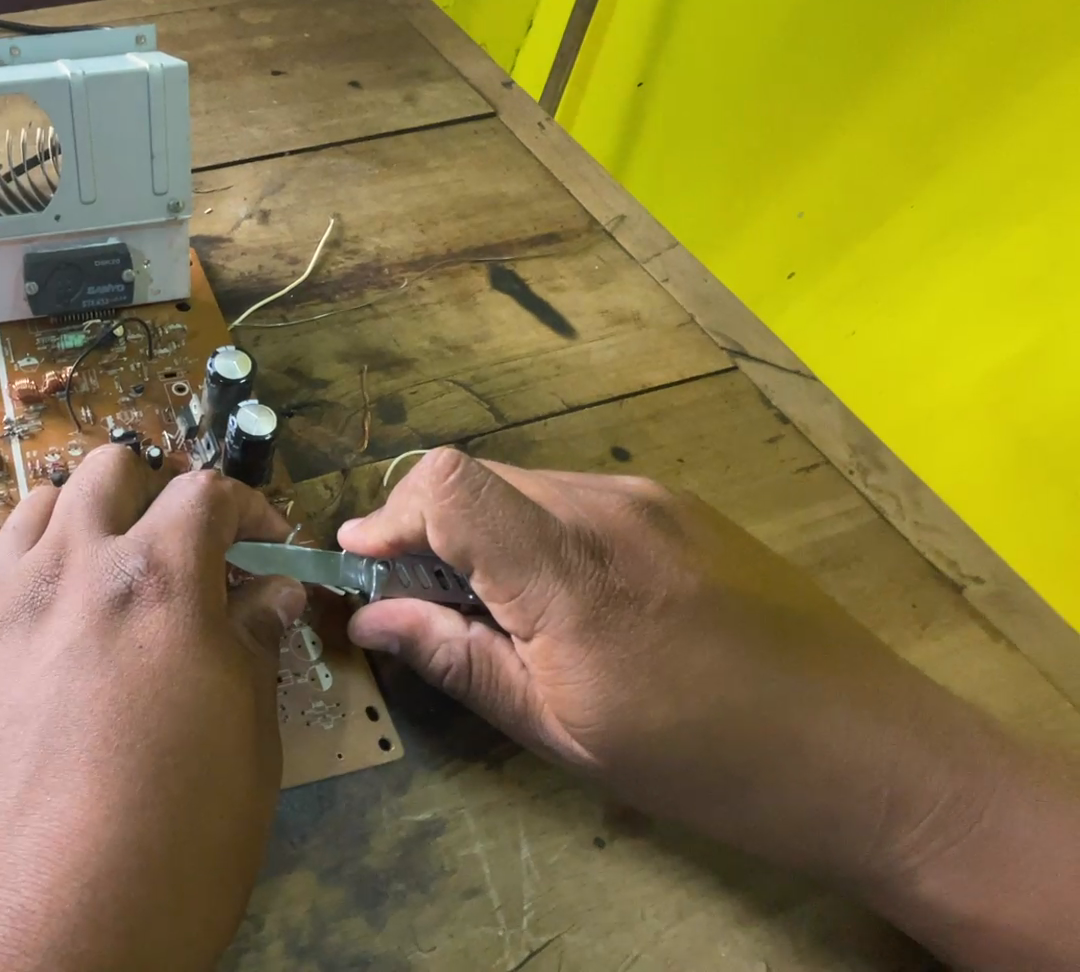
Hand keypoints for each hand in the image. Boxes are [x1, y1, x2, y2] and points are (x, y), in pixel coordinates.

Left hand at [0, 446, 303, 971]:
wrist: (33, 930)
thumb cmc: (169, 840)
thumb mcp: (246, 742)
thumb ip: (254, 646)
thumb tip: (270, 592)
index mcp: (155, 577)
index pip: (207, 492)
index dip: (249, 507)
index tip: (265, 546)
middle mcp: (70, 566)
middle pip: (108, 469)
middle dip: (154, 492)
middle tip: (180, 551)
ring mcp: (1, 602)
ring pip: (33, 505)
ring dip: (78, 520)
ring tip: (103, 574)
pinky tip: (16, 610)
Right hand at [336, 449, 1012, 899]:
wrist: (879, 761)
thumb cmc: (702, 762)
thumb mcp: (555, 728)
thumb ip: (452, 657)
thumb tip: (366, 619)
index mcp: (570, 574)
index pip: (449, 486)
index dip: (389, 514)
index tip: (362, 559)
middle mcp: (605, 509)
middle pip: (472, 478)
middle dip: (421, 527)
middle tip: (415, 594)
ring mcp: (647, 498)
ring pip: (516, 485)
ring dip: (475, 529)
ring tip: (488, 599)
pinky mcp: (674, 504)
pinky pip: (566, 496)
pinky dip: (525, 529)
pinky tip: (554, 589)